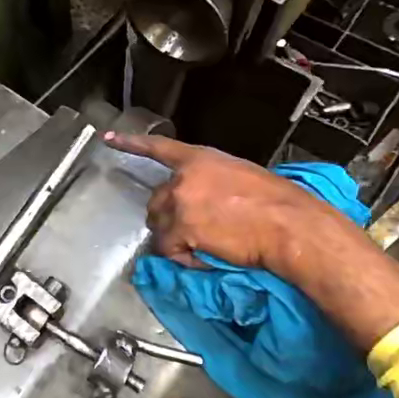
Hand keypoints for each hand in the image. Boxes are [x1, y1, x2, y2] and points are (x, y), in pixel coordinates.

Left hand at [103, 131, 356, 275]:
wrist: (288, 223)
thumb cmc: (277, 201)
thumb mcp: (241, 177)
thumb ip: (213, 181)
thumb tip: (206, 199)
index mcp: (200, 158)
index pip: (160, 148)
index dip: (133, 144)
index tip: (110, 139)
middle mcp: (183, 178)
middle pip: (157, 201)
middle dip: (170, 217)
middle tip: (194, 232)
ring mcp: (179, 203)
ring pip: (160, 227)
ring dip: (176, 239)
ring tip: (206, 246)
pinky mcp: (181, 229)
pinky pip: (170, 250)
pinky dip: (186, 258)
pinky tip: (208, 257)